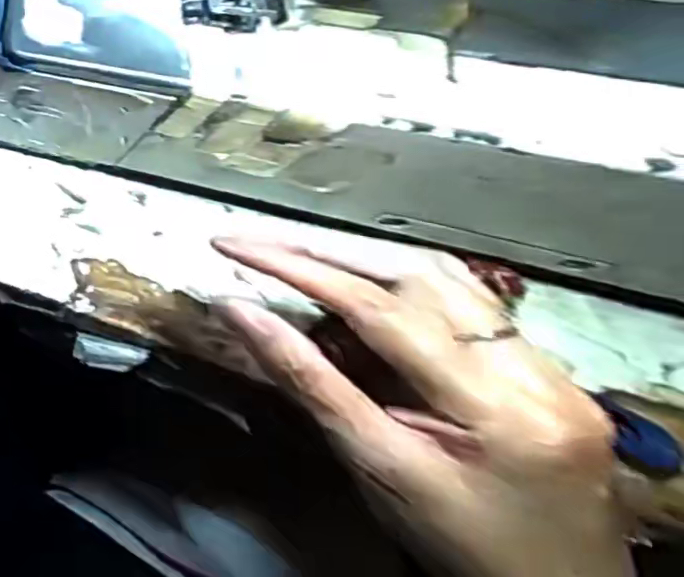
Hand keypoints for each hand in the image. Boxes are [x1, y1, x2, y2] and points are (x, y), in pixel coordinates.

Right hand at [213, 238, 629, 576]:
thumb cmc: (458, 541)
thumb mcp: (374, 461)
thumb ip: (305, 378)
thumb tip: (233, 308)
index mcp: (502, 406)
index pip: (377, 308)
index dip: (295, 267)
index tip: (230, 246)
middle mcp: (538, 374)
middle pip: (414, 275)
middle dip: (322, 249)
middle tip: (252, 239)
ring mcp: (549, 370)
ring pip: (440, 276)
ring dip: (357, 256)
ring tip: (291, 249)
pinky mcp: (541, 372)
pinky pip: (460, 299)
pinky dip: (396, 277)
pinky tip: (358, 274)